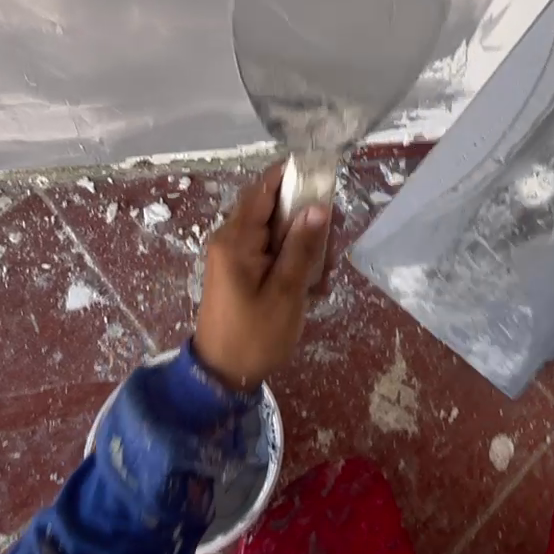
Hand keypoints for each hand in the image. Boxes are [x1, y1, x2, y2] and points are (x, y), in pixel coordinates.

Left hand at [193, 163, 332, 392]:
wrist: (222, 378)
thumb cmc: (254, 336)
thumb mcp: (285, 292)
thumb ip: (301, 247)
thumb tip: (319, 206)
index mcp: (236, 239)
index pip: (263, 189)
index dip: (291, 176)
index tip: (322, 176)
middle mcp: (232, 239)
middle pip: (275, 209)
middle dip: (307, 222)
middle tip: (331, 249)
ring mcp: (237, 255)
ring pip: (278, 232)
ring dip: (304, 247)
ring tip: (324, 277)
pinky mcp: (243, 270)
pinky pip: (272, 252)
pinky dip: (293, 263)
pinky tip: (311, 288)